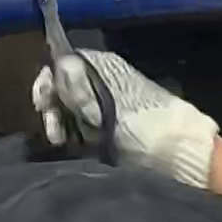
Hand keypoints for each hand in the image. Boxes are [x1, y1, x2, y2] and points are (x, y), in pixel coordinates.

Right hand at [32, 49, 218, 185]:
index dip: (48, 81)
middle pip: (61, 87)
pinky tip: (67, 144)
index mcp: (103, 67)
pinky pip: (74, 127)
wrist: (180, 160)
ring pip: (65, 108)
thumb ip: (79, 83)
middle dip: (52, 106)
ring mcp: (103, 107)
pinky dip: (67, 135)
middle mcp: (101, 82)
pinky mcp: (105, 131)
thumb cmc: (146, 125)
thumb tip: (56, 62)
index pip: (62, 64)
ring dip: (57, 123)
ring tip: (59, 140)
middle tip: (52, 130)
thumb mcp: (111, 100)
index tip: (42, 103)